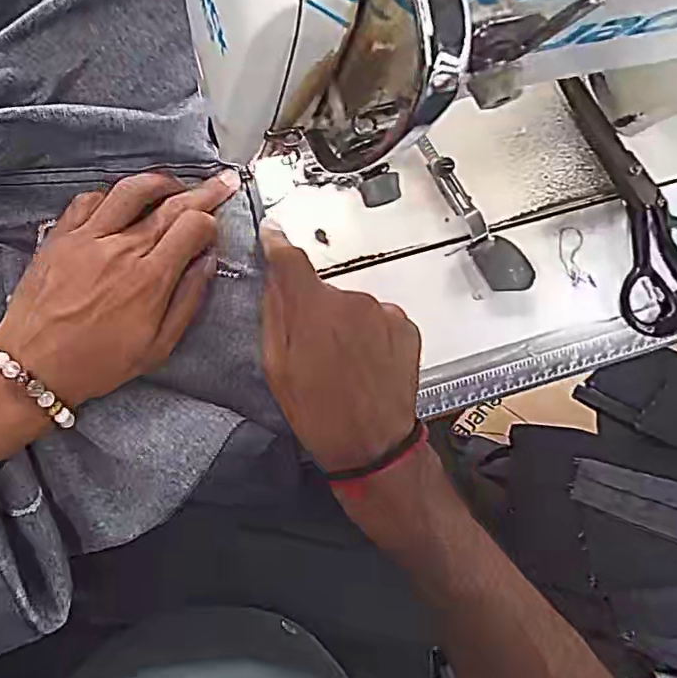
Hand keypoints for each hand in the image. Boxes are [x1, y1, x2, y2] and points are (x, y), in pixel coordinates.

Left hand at [0, 170, 236, 458]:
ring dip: (159, 181)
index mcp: (150, 279)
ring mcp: (88, 239)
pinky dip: (111, 193)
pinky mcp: (61, 237)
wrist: (33, 367)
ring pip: (131, 189)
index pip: (193, 225)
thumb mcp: (157, 348)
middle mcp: (121, 250)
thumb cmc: (95, 364)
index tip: (215, 223)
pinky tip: (120, 201)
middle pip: (171, 204)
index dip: (212, 218)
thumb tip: (206, 264)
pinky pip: (89, 199)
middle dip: (202, 191)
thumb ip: (187, 301)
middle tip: (219, 182)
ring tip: (173, 184)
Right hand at [259, 219, 421, 473]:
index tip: (272, 233)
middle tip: (311, 347)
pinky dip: (369, 333)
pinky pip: (376, 317)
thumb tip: (273, 282)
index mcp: (312, 309)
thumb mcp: (276, 366)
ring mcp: (381, 313)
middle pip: (322, 288)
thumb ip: (273, 314)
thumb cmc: (321, 412)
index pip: (290, 258)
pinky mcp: (404, 325)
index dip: (277, 243)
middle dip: (313, 309)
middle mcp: (350, 301)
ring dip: (343, 323)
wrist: (371, 444)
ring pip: (350, 305)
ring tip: (340, 363)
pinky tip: (363, 362)